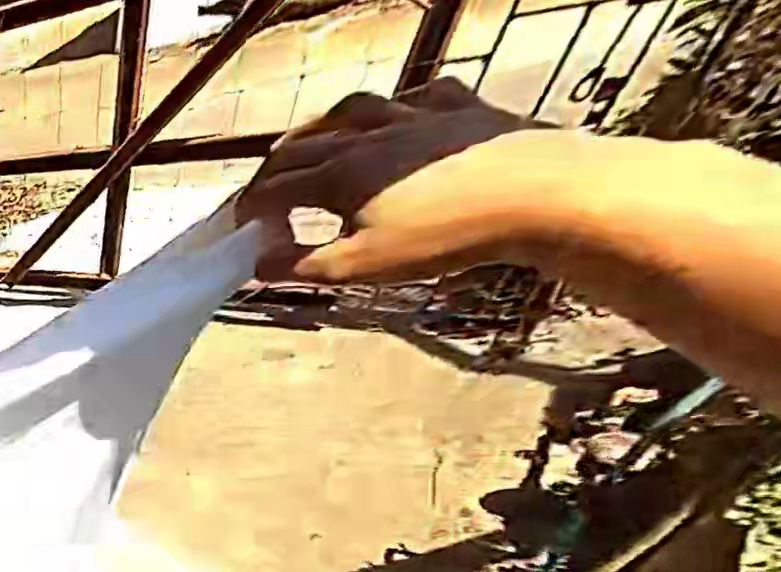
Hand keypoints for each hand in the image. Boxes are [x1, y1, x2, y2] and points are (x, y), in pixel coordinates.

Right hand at [239, 78, 572, 283]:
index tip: (237, 228)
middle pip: (302, 144)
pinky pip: (416, 95)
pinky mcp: (461, 108)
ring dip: (319, 128)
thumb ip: (298, 265)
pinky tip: (391, 118)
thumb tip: (255, 265)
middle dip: (271, 170)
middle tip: (260, 194)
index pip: (274, 187)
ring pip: (351, 109)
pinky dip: (391, 107)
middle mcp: (368, 135)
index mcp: (338, 174)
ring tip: (308, 144)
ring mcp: (416, 114)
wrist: (542, 195)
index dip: (249, 207)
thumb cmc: (440, 237)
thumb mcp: (355, 267)